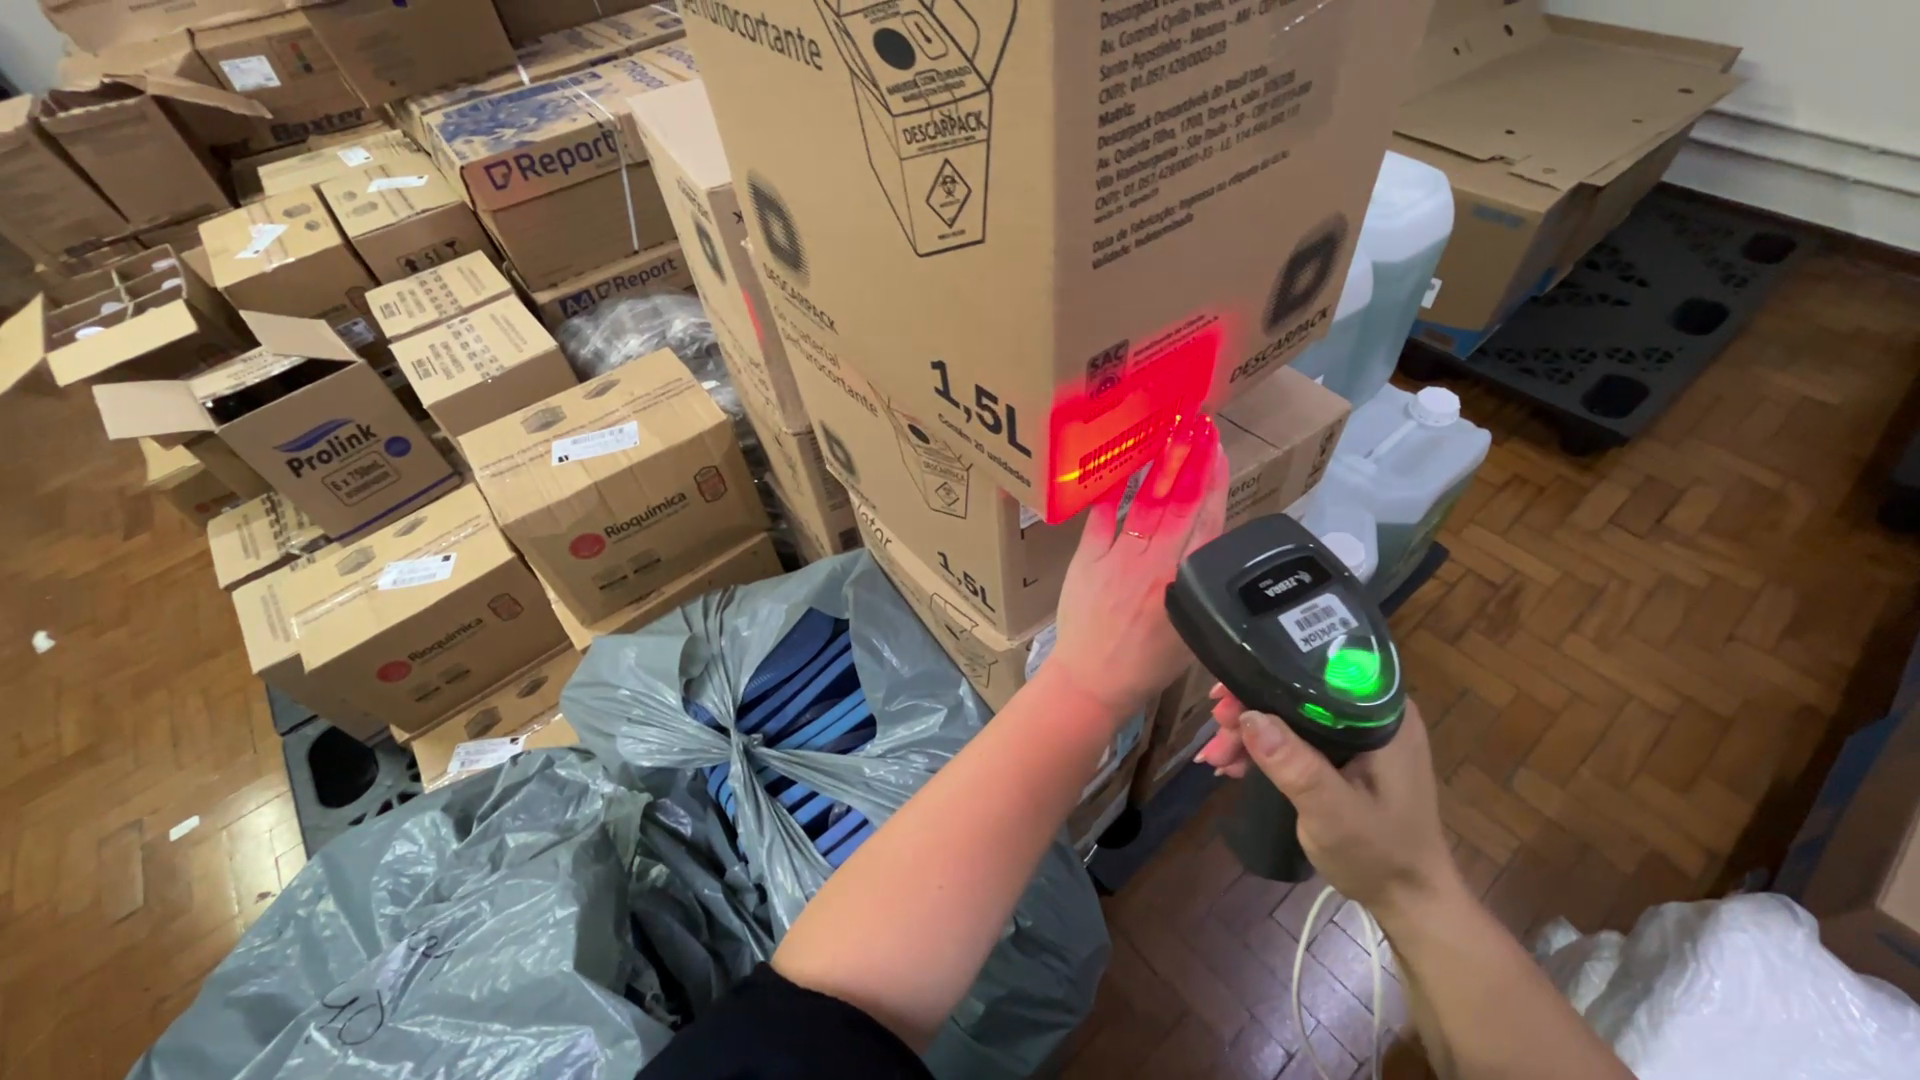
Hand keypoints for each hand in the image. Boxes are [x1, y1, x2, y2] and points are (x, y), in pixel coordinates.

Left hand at [1048, 415, 1228, 719]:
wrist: (1094, 681)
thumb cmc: (1147, 663)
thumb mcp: (1191, 632)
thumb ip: (1199, 587)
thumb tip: (1207, 545)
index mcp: (1185, 584)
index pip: (1208, 522)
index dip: (1215, 483)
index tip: (1219, 451)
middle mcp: (1154, 564)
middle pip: (1179, 504)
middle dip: (1191, 460)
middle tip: (1200, 423)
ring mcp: (1118, 559)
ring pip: (1145, 504)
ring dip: (1161, 466)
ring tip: (1172, 433)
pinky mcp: (1087, 560)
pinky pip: (1101, 517)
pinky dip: (1112, 490)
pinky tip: (1121, 462)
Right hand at [1197, 693, 1459, 921]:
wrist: (1409, 901)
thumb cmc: (1381, 854)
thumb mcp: (1333, 811)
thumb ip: (1295, 764)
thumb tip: (1249, 716)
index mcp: (1384, 712)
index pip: (1318, 668)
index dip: (1266, 673)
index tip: (1226, 693)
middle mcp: (1374, 713)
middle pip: (1299, 691)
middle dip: (1251, 709)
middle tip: (1216, 730)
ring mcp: (1361, 736)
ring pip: (1293, 715)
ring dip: (1252, 732)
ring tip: (1216, 757)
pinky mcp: (1349, 757)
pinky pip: (1299, 738)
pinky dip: (1267, 749)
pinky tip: (1236, 765)